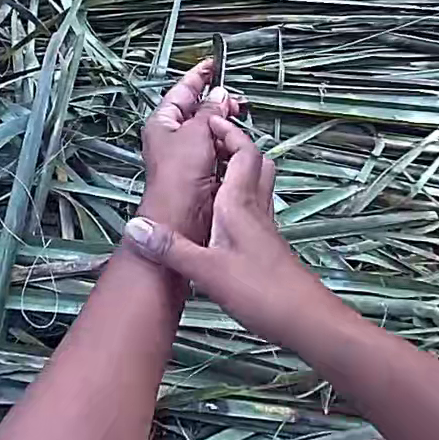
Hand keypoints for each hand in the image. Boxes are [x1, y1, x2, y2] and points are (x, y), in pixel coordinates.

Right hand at [123, 114, 348, 347]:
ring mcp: (264, 225)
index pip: (242, 152)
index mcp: (240, 204)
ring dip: (239, 167)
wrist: (305, 319)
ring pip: (258, 182)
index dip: (228, 132)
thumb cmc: (260, 292)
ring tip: (211, 169)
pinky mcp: (267, 242)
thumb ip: (170, 248)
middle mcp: (255, 207)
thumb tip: (133, 226)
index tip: (208, 120)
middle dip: (234, 144)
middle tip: (209, 142)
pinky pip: (255, 204)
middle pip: (255, 161)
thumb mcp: (207, 271)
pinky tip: (221, 211)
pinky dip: (239, 193)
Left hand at [137, 58, 242, 244]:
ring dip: (224, 124)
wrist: (182, 217)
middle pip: (198, 111)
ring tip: (237, 119)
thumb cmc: (178, 176)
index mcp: (163, 123)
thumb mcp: (196, 133)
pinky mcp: (203, 171)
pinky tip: (237, 142)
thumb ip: (210, 112)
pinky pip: (219, 150)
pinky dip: (228, 143)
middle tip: (234, 99)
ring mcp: (189, 155)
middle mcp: (173, 137)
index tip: (212, 64)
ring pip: (211, 130)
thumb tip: (219, 95)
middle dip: (217, 103)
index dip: (198, 77)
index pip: (181, 91)